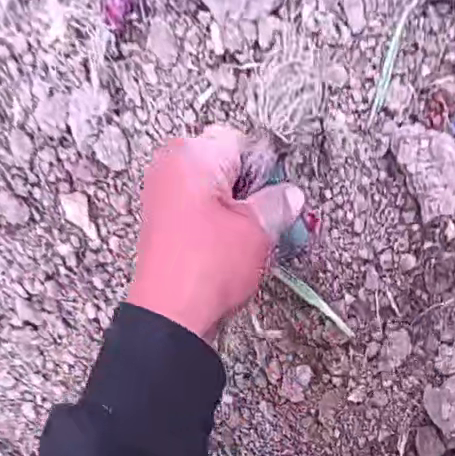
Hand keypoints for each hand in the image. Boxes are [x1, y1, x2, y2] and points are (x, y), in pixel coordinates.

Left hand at [126, 125, 305, 340]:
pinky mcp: (164, 223)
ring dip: (240, 211)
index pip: (242, 141)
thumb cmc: (207, 268)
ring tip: (254, 242)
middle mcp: (171, 166)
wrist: (172, 314)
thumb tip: (291, 194)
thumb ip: (278, 204)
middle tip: (272, 222)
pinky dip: (222, 225)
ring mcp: (164, 195)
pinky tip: (235, 250)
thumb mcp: (257, 231)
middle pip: (227, 166)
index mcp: (193, 155)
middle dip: (254, 192)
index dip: (270, 170)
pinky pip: (201, 211)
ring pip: (215, 191)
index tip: (283, 195)